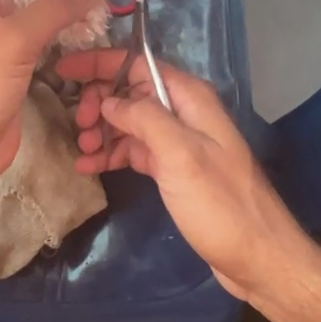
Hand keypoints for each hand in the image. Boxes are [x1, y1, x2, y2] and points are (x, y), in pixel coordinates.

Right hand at [55, 51, 310, 299]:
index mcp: (190, 98)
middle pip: (130, 91)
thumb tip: (109, 100)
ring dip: (102, 130)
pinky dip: (111, 154)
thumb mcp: (180, 155)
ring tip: (82, 150)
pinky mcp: (172, 169)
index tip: (63, 70)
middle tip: (79, 125)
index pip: (137, 63)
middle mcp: (183, 112)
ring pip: (129, 122)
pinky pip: (134, 150)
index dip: (99, 63)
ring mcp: (177, 142)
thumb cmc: (221, 204)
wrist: (256, 258)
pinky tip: (88, 166)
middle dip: (99, 101)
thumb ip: (144, 118)